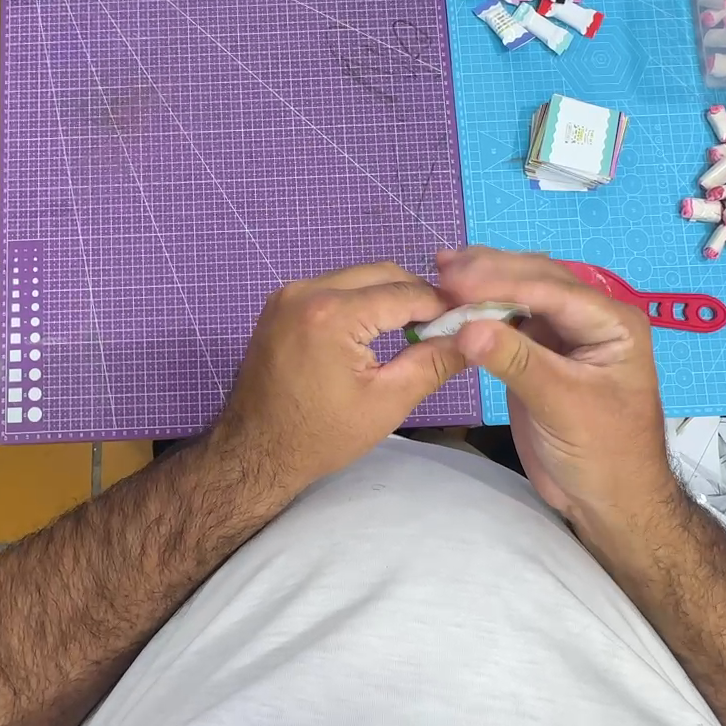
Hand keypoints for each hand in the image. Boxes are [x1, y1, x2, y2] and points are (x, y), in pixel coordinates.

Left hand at [212, 262, 466, 492]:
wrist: (253, 451)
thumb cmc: (320, 435)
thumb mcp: (387, 403)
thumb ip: (432, 363)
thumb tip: (472, 338)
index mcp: (332, 313)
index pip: (405, 292)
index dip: (442, 305)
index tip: (469, 320)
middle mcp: (307, 290)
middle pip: (380, 273)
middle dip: (416, 295)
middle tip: (444, 325)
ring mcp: (288, 293)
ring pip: (356, 277)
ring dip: (387, 295)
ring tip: (414, 329)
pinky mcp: (280, 303)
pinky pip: (332, 287)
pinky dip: (359, 300)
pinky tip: (376, 328)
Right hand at [435, 247, 679, 532]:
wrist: (607, 501)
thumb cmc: (602, 454)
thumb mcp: (562, 406)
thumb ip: (517, 362)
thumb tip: (466, 327)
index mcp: (611, 322)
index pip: (551, 289)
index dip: (502, 280)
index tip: (455, 279)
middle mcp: (587, 317)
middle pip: (535, 279)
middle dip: (489, 271)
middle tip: (442, 268)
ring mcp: (561, 332)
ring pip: (518, 291)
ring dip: (481, 281)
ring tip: (441, 268)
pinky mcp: (537, 349)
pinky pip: (506, 317)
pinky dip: (479, 307)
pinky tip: (453, 297)